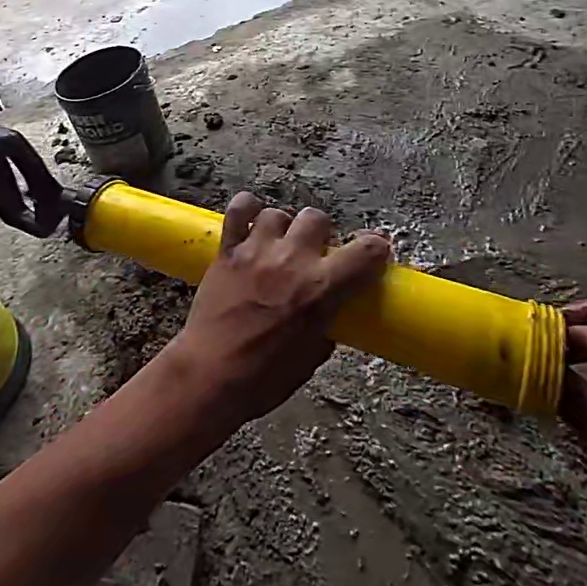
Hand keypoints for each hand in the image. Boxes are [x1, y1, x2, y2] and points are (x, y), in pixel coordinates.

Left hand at [157, 193, 389, 430]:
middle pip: (318, 218)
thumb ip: (325, 323)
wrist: (210, 376)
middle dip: (321, 234)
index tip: (372, 254)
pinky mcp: (228, 251)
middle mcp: (292, 260)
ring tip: (279, 245)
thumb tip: (328, 310)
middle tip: (314, 254)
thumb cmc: (263, 377)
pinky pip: (239, 210)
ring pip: (279, 212)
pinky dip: (247, 208)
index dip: (376, 249)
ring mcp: (257, 251)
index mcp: (321, 289)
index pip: (367, 251)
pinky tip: (251, 220)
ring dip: (284, 227)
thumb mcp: (312, 356)